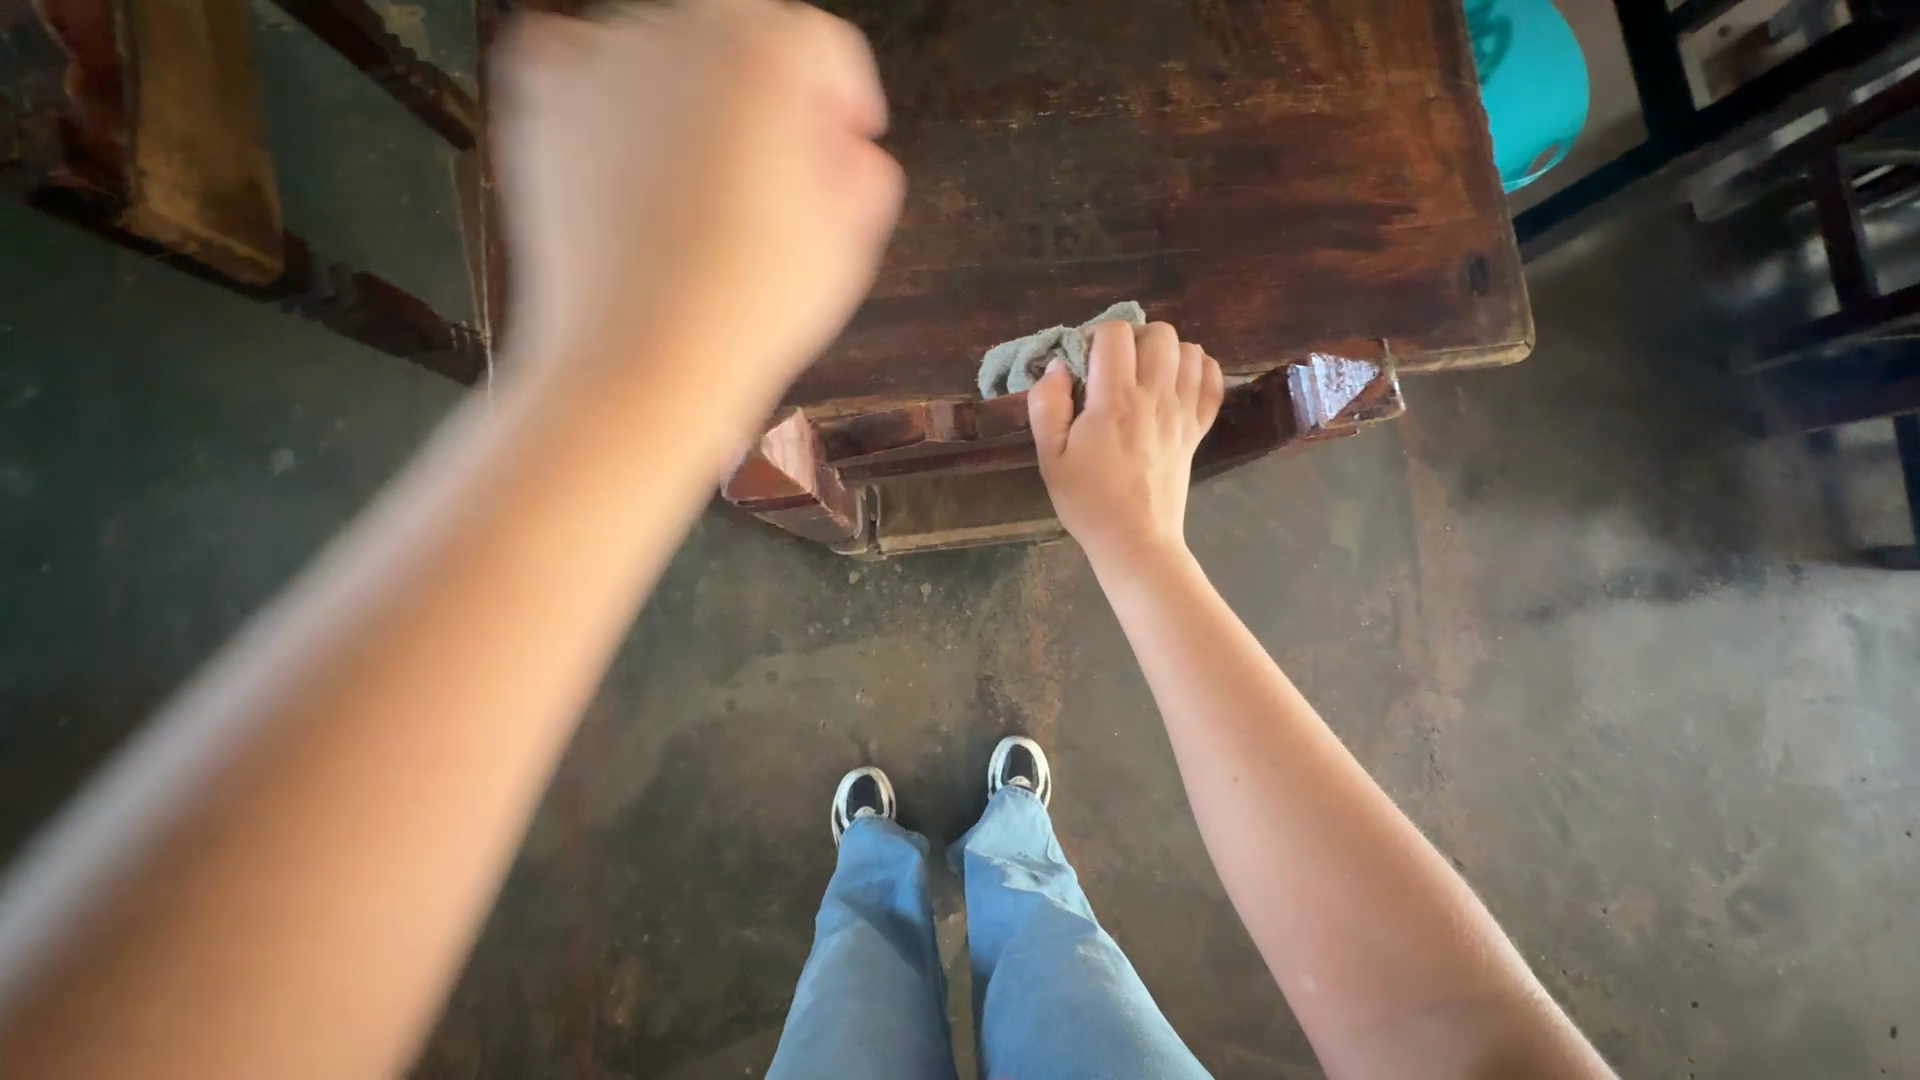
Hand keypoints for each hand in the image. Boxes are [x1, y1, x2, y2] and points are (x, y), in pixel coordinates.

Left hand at [491, 1, 904, 407]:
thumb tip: (846, 149)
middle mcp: (682, 30)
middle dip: (771, 94)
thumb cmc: (750, 308)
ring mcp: (602, 57)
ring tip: (704, 186)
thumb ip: (863, 170)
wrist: (644, 358)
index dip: (845, 103)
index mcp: (769, 55)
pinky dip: (617, 100)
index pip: (824, 48)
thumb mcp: (849, 240)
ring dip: (697, 96)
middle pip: (748, 34)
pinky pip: (588, 67)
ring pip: (669, 48)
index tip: (845, 143)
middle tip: (777, 171)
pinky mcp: (544, 98)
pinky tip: (639, 163)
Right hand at [1028, 321, 1223, 571]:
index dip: (1095, 337)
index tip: (1083, 364)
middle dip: (1133, 340)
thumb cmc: (1087, 500)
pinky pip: (1212, 381)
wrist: (1134, 540)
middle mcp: (1155, 396)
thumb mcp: (1049, 456)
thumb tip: (1058, 367)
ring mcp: (1182, 412)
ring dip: (1165, 353)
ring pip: (1189, 351)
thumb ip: (1047, 405)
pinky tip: (1176, 384)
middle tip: (1114, 367)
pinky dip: (1198, 371)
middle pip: (1158, 333)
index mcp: (1113, 399)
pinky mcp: (1198, 430)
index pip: (1114, 334)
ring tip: (1144, 375)